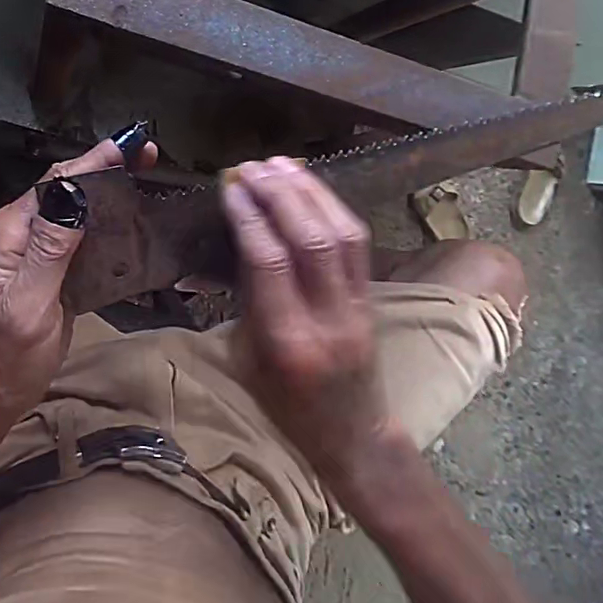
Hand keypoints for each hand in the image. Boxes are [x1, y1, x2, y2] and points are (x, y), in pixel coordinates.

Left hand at [0, 134, 157, 433]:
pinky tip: (124, 219)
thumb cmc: (4, 363)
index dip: (93, 162)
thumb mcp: (29, 307)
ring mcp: (24, 253)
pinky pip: (70, 237)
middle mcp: (11, 235)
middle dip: (103, 170)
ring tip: (142, 177)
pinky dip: (99, 224)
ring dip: (104, 193)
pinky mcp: (39, 271)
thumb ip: (49, 250)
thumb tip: (73, 194)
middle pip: (61, 190)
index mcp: (4, 236)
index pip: (53, 185)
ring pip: (68, 211)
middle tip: (147, 155)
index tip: (132, 143)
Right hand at [222, 158, 390, 482]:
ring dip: (309, 191)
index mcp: (288, 339)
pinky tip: (310, 187)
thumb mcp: (249, 358)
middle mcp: (329, 318)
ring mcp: (357, 307)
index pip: (270, 261)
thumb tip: (238, 237)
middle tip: (252, 167)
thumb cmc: (286, 407)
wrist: (354, 439)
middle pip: (311, 240)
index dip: (249, 216)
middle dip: (281, 195)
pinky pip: (357, 243)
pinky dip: (331, 207)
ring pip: (342, 235)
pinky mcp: (372, 298)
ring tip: (280, 164)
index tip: (230, 185)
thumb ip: (247, 297)